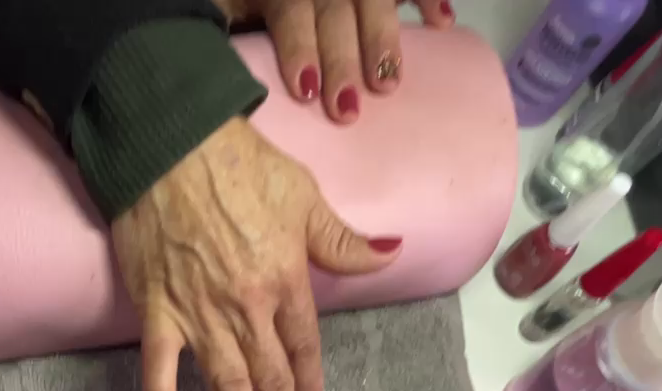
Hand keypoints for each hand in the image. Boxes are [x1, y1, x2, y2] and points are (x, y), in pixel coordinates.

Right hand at [113, 118, 398, 390]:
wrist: (170, 145)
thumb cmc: (238, 167)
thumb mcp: (304, 196)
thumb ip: (344, 239)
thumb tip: (392, 251)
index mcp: (286, 282)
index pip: (305, 347)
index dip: (311, 384)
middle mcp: (248, 310)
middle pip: (271, 381)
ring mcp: (201, 317)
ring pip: (226, 387)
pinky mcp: (159, 314)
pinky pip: (159, 368)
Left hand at [211, 0, 456, 122]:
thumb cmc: (235, 7)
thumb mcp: (221, 12)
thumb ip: (223, 30)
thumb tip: (219, 75)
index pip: (289, 6)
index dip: (298, 45)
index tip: (307, 89)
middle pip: (334, 6)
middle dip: (343, 58)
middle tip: (349, 108)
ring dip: (383, 38)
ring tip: (389, 82)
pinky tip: (442, 24)